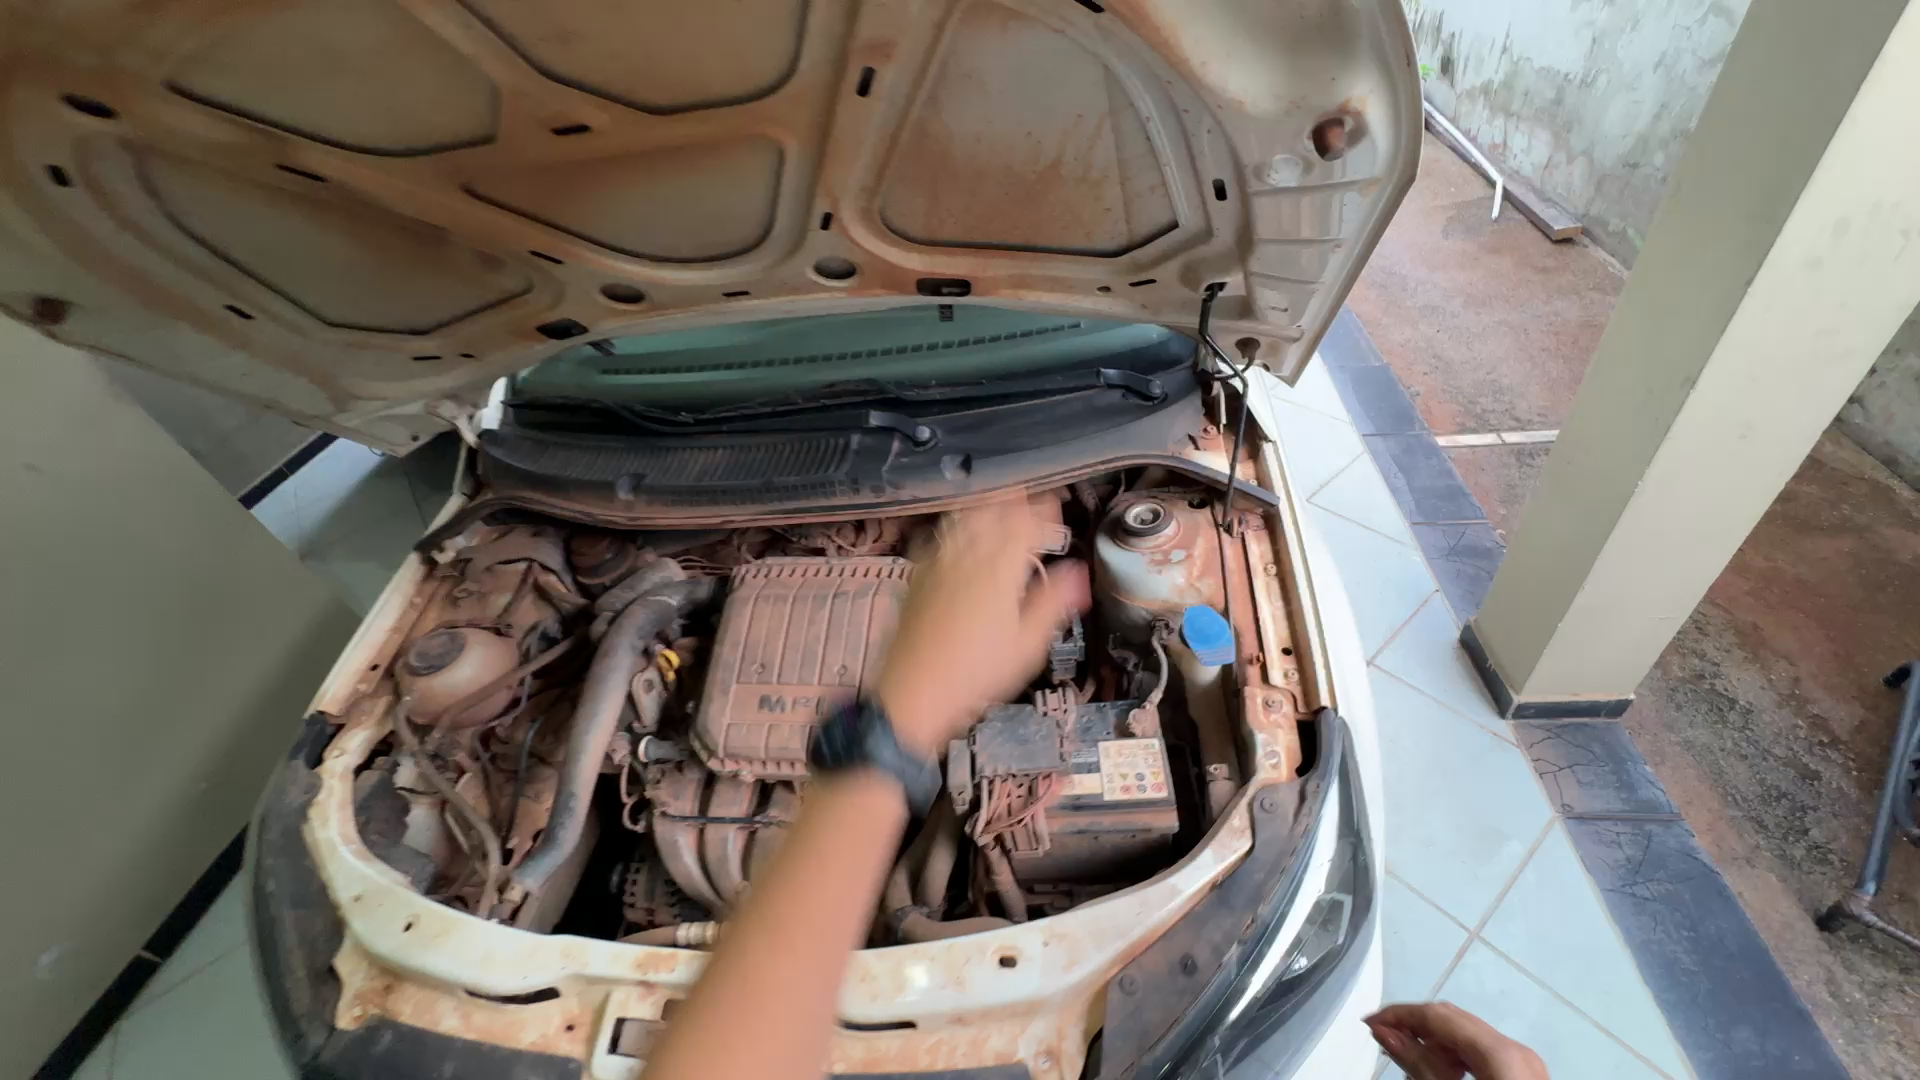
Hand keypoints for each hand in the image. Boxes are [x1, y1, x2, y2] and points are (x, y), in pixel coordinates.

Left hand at [874, 495, 1090, 755]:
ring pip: (964, 519)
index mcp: (999, 569)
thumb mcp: (1028, 644)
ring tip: (1000, 506)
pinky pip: (939, 537)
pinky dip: (956, 527)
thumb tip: (1079, 575)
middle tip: (1031, 502)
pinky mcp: (917, 575)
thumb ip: (1054, 602)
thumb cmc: (976, 674)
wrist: (915, 692)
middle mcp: (966, 557)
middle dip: (1014, 501)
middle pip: (992, 511)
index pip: (1025, 523)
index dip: (1044, 510)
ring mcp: (938, 563)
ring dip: (985, 507)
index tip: (1056, 507)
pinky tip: (959, 533)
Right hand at [1366, 1004, 1549, 1079]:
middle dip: (1414, 1027)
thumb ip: (1418, 1064)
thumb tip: (1383, 1032)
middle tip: (1384, 1041)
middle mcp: (1515, 1049)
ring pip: (1466, 1036)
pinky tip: (1441, 1073)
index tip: (1368, 1024)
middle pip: (1452, 1020)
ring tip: (1410, 1061)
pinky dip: (1455, 1057)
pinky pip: (1481, 1053)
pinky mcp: (1526, 1076)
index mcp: (1500, 1051)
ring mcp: (1524, 1063)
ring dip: (1433, 1044)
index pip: (1436, 1015)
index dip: (1398, 1015)